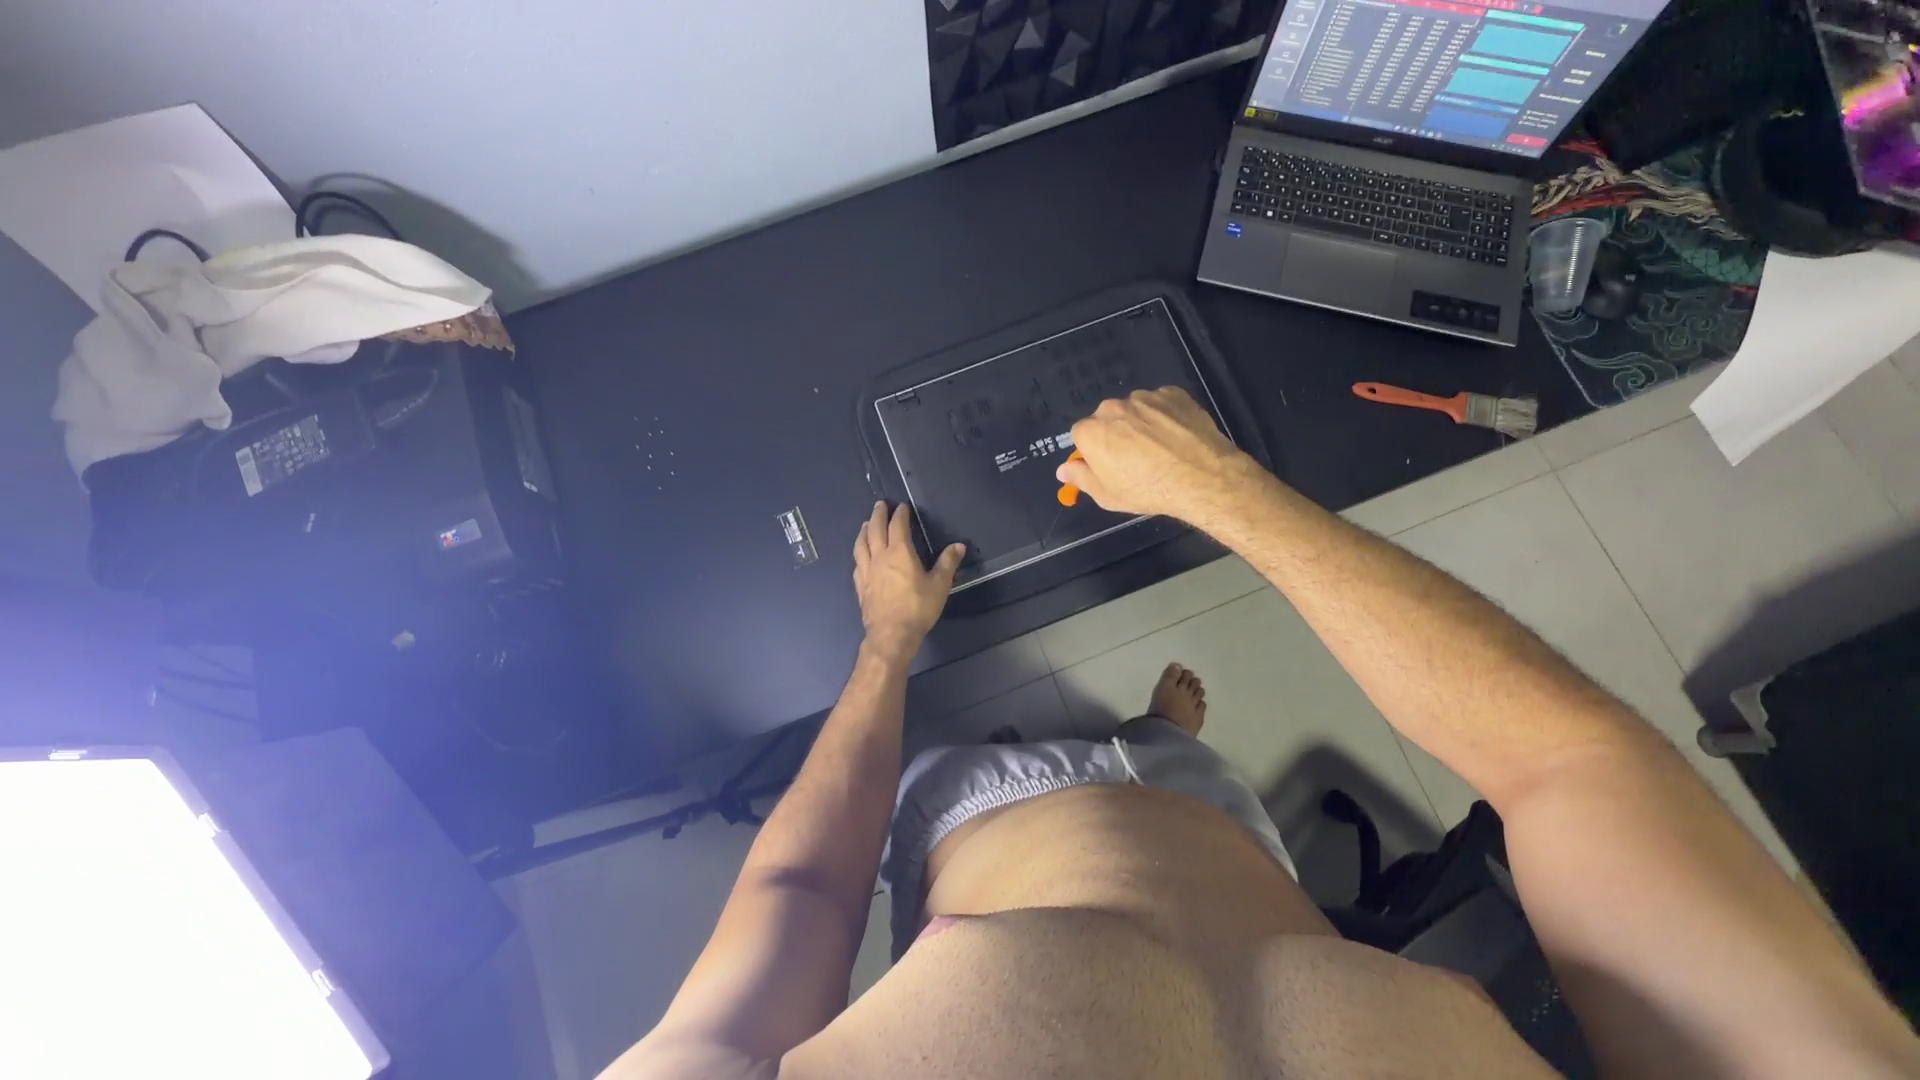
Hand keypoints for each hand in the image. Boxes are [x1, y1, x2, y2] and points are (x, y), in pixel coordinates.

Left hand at [853, 501, 964, 660]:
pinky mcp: (860, 586)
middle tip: (880, 505)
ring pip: (861, 545)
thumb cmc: (917, 608)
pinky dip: (859, 554)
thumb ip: (947, 563)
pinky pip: (857, 563)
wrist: (891, 634)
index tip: (902, 506)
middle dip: (878, 515)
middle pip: (875, 529)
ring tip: (866, 524)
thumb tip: (958, 546)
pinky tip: (861, 556)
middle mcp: (879, 557)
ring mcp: (866, 571)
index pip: (897, 525)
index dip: (900, 514)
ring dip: (864, 531)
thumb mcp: (939, 585)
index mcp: (899, 552)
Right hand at [1055, 387, 1264, 525]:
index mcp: (1092, 431)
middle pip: (1107, 418)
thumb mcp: (1108, 495)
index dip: (1093, 451)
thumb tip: (1063, 470)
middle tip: (1135, 458)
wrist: (1201, 476)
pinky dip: (1164, 415)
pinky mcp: (1173, 393)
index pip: (1081, 434)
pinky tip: (1176, 436)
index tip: (1108, 465)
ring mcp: (1145, 397)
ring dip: (1141, 423)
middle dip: (1116, 434)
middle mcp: (1114, 407)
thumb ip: (1081, 478)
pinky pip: (1161, 402)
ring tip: (1160, 448)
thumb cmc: (1148, 490)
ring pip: (1135, 409)